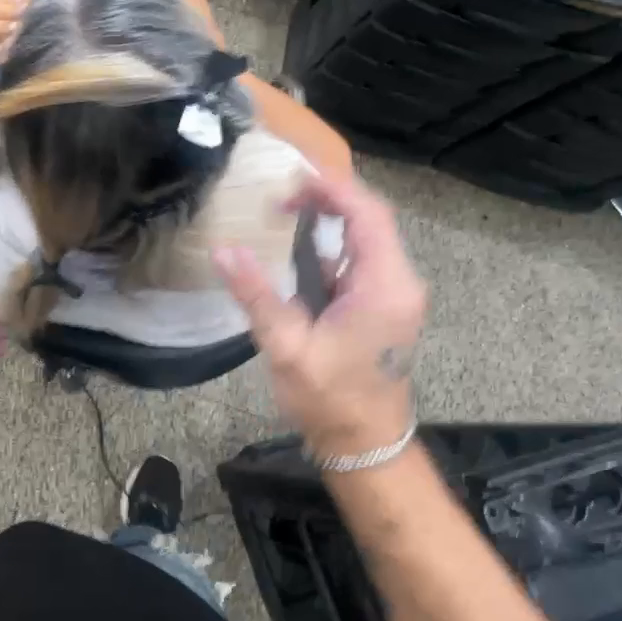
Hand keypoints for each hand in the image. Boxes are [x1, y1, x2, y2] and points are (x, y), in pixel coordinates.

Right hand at [214, 173, 425, 458]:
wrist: (365, 446)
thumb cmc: (331, 399)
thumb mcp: (287, 346)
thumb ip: (257, 294)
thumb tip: (223, 249)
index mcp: (385, 286)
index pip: (367, 215)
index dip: (331, 187)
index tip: (289, 175)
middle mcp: (398, 283)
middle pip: (369, 218)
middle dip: (327, 194)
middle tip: (279, 187)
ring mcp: (392, 294)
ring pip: (365, 236)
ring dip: (327, 215)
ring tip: (282, 204)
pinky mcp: (380, 305)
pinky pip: (358, 257)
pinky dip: (328, 240)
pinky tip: (295, 242)